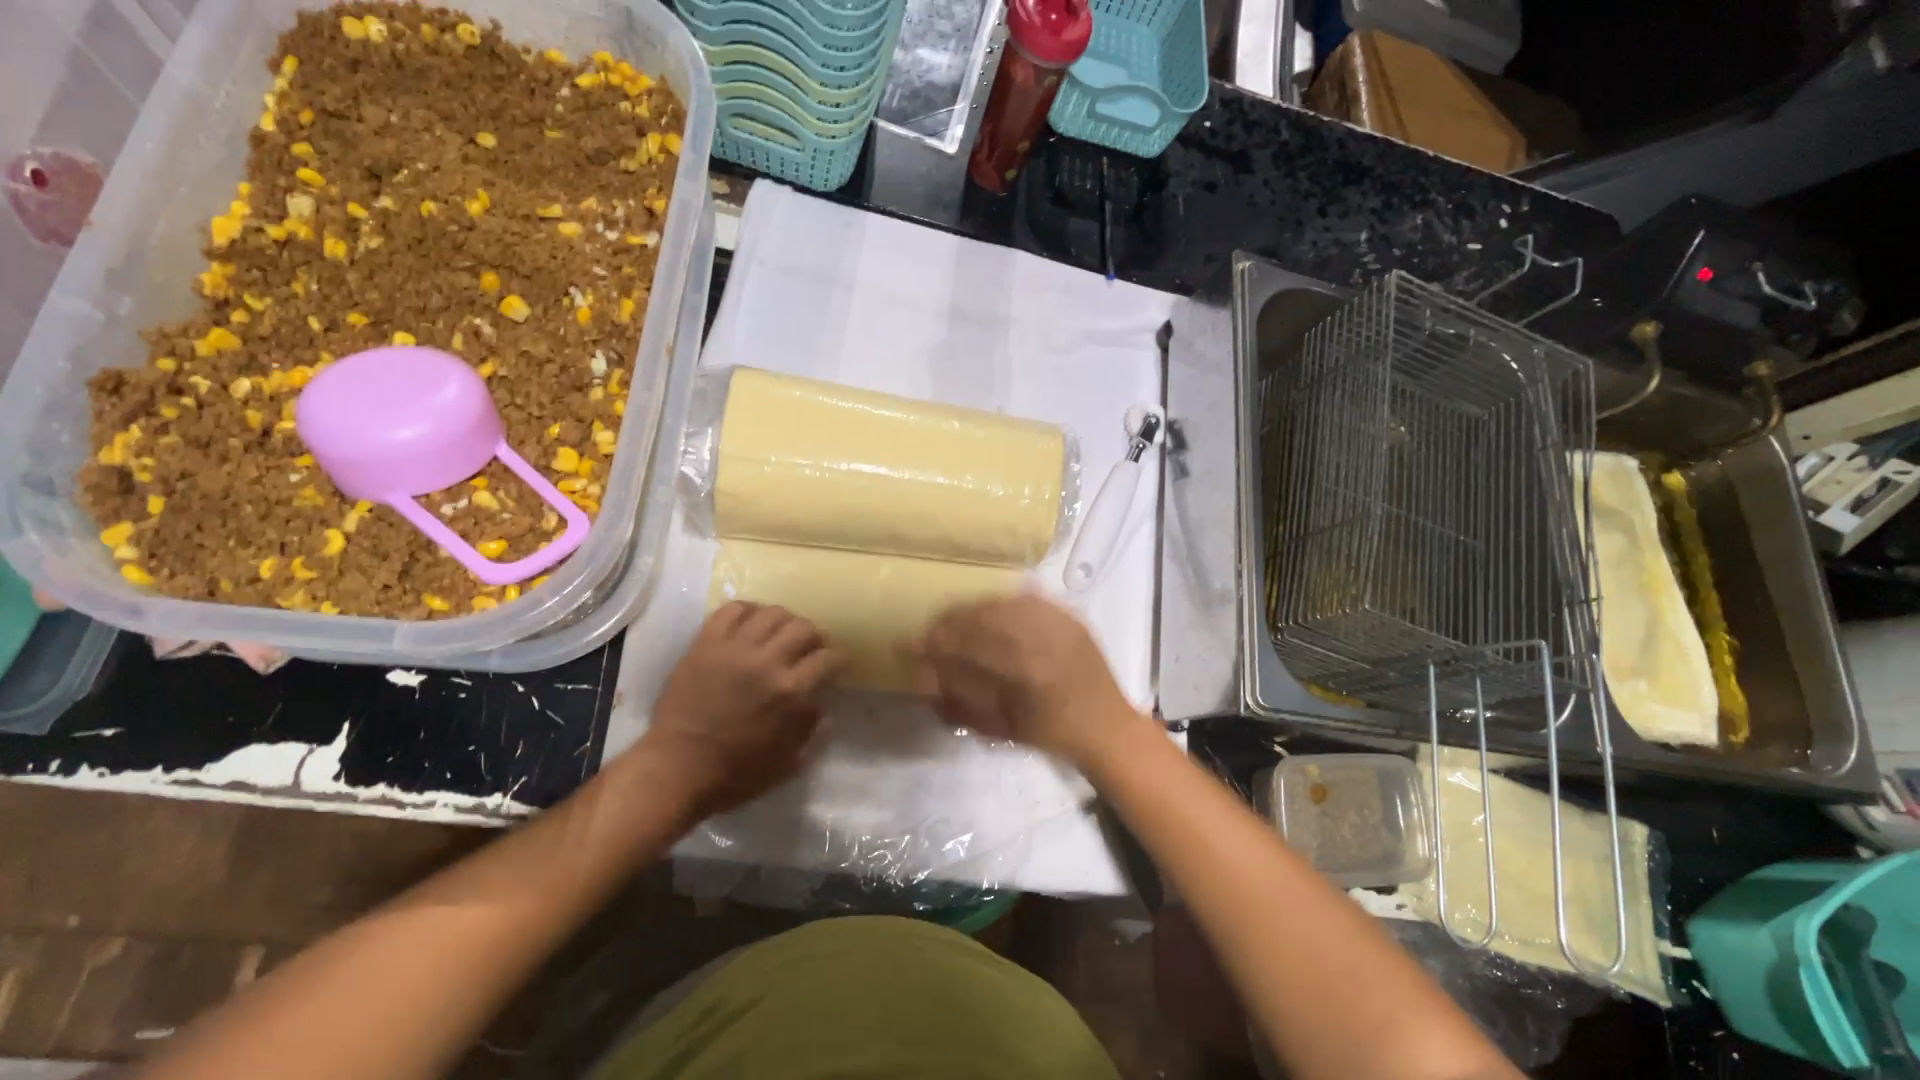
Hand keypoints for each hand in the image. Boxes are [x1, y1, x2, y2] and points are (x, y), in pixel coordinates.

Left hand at [636, 602, 845, 820]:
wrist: (677, 769)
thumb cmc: (735, 774)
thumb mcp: (788, 764)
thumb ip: (812, 733)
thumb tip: (823, 708)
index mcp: (790, 693)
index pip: (828, 658)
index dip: (839, 658)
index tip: (837, 663)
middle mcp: (766, 662)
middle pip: (803, 627)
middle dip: (814, 636)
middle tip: (809, 649)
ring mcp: (733, 649)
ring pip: (771, 613)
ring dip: (784, 621)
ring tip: (779, 634)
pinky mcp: (705, 644)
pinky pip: (730, 611)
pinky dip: (747, 610)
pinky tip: (750, 623)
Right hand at [912, 593, 1142, 765]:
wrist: (1107, 727)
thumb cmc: (1051, 735)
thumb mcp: (999, 727)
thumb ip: (957, 701)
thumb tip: (922, 678)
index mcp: (1025, 669)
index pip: (969, 642)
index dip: (937, 641)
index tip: (916, 645)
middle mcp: (1044, 637)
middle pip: (984, 614)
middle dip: (951, 620)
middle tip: (932, 631)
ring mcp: (1061, 621)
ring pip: (1004, 601)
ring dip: (974, 609)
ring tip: (957, 621)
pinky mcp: (1071, 615)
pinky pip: (1029, 598)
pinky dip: (1003, 602)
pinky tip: (991, 612)